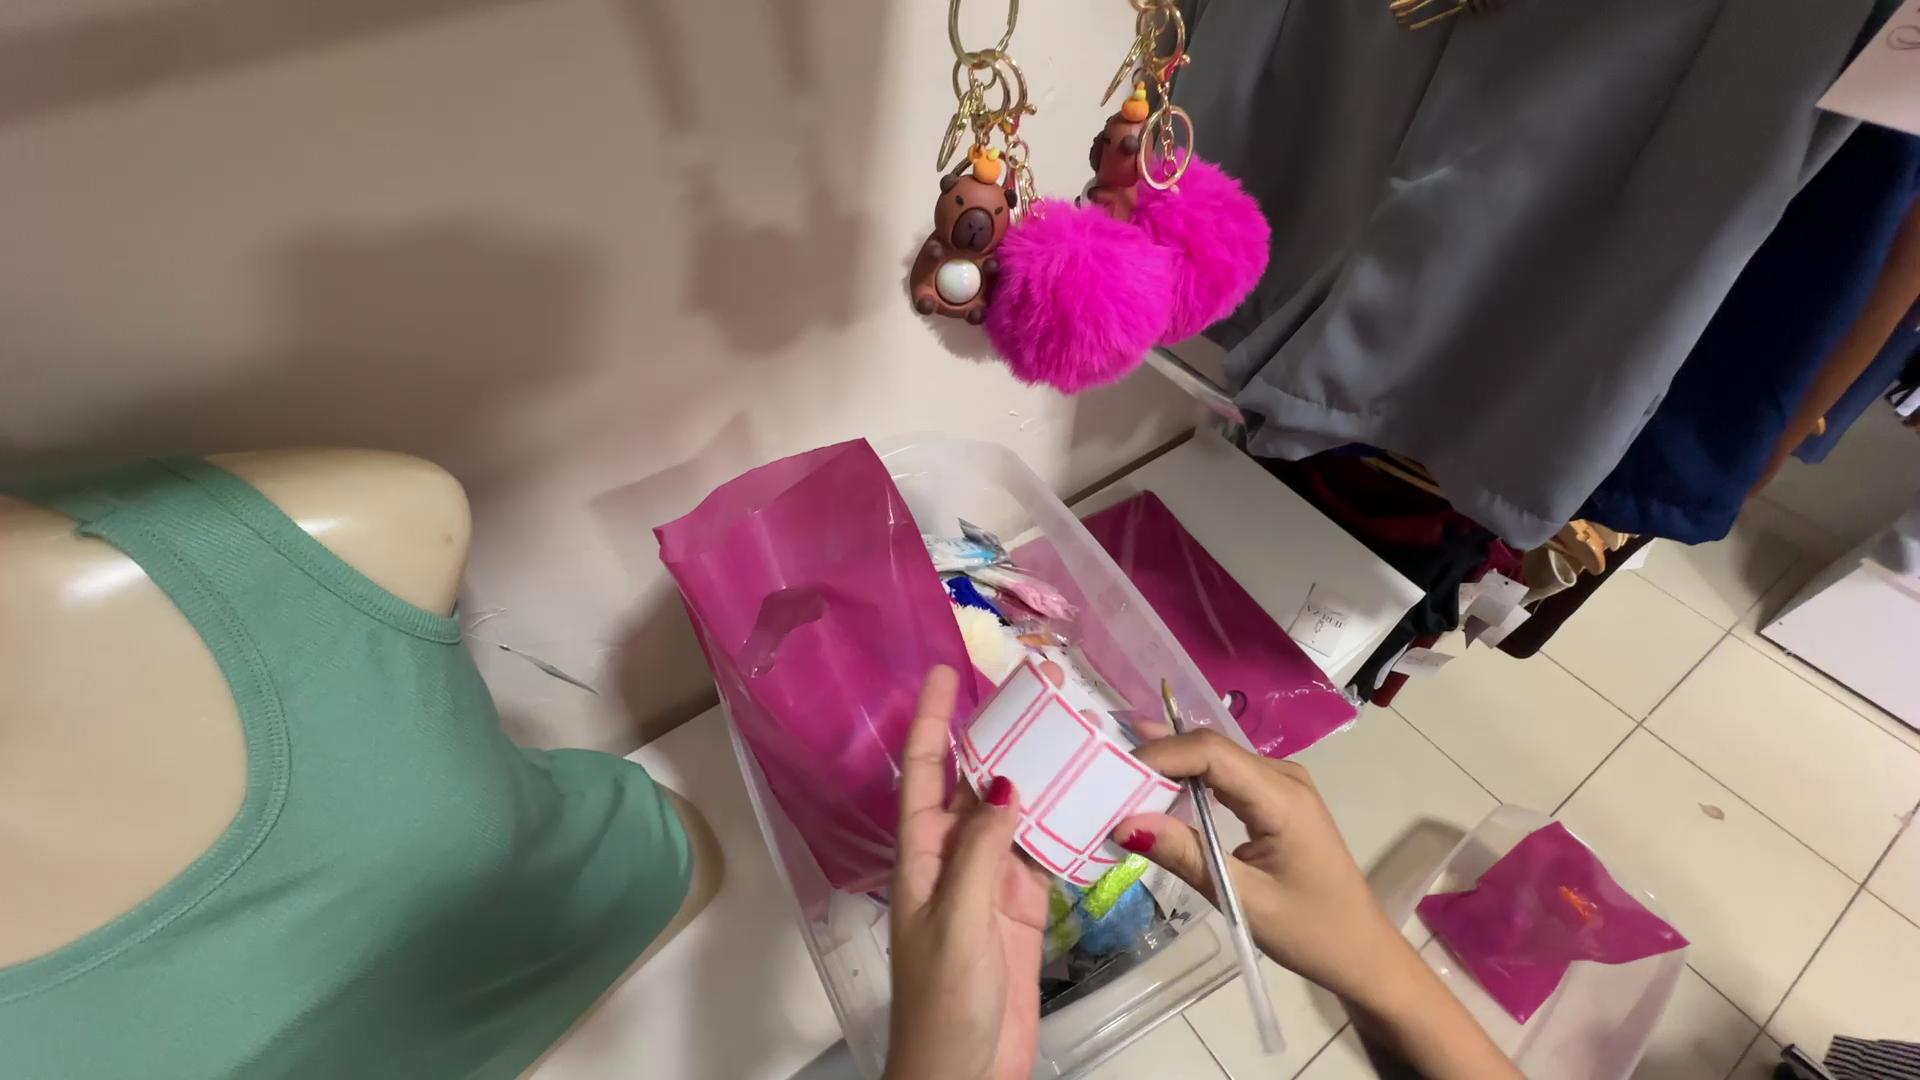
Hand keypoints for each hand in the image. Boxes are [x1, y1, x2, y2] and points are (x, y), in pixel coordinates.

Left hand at [884, 666, 1050, 1079]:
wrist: (969, 1073)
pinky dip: (1062, 821)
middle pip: (975, 779)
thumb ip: (979, 851)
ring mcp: (991, 874)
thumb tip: (1006, 785)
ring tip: (1068, 729)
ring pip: (1015, 808)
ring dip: (1036, 772)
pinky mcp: (1024, 899)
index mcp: (922, 850)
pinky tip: (1086, 793)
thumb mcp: (955, 918)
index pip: (923, 771)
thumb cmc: (945, 999)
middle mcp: (955, 851)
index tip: (942, 674)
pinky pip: (1043, 847)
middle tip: (1031, 690)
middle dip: (995, 734)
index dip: (930, 721)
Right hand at [1111, 729, 1406, 1005]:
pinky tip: (1157, 787)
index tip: (1114, 773)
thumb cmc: (1311, 932)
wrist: (1366, 955)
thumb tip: (1123, 824)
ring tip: (1121, 777)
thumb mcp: (1243, 899)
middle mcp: (1282, 775)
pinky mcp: (1272, 794)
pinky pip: (1222, 772)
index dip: (1160, 754)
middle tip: (1106, 772)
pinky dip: (1187, 777)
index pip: (1210, 752)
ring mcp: (1279, 781)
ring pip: (1212, 755)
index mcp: (1282, 797)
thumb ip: (1184, 855)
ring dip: (1168, 764)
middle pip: (1209, 747)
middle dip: (1157, 755)